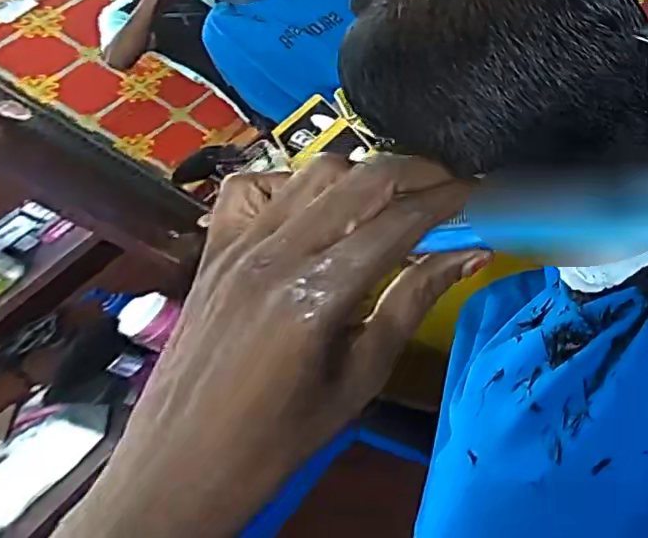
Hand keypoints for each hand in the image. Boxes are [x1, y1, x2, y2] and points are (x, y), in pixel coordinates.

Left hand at [61, 155, 486, 536]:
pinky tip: (317, 207)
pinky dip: (296, 181)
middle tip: (448, 186)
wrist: (170, 477)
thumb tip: (474, 254)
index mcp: (316, 296)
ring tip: (393, 197)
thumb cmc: (276, 440)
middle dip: (420, 170)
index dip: (448, 199)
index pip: (400, 221)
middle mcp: (277, 254)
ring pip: (320, 171)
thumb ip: (415, 301)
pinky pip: (259, 184)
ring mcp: (240, 243)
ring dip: (367, 174)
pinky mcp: (215, 246)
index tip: (476, 193)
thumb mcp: (361, 378)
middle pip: (366, 178)